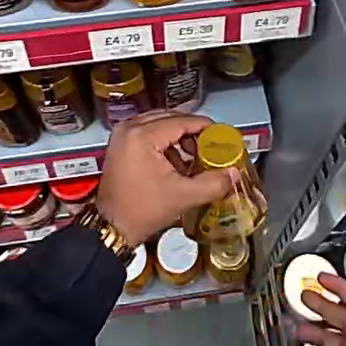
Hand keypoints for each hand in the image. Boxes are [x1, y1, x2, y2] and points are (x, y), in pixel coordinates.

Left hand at [96, 110, 232, 241]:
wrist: (111, 227)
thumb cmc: (144, 210)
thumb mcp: (182, 196)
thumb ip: (212, 182)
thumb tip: (234, 173)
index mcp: (142, 135)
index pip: (181, 121)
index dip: (204, 127)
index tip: (222, 136)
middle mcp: (130, 127)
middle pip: (169, 118)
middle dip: (191, 131)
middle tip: (210, 146)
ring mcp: (122, 134)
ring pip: (158, 123)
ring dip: (178, 135)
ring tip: (194, 155)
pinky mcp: (119, 143)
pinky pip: (147, 131)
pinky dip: (163, 140)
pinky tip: (175, 160)